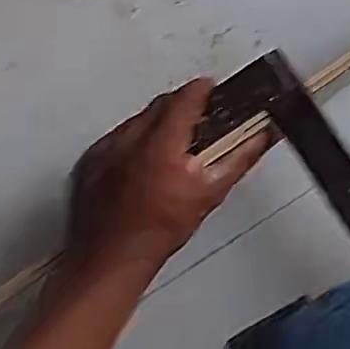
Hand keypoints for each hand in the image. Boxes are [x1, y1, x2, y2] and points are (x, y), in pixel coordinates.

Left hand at [65, 78, 272, 270]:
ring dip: (158, 121)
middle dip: (182, 104)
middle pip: (161, 104)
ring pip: (138, 118)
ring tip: (173, 141)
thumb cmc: (159, 231)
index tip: (212, 87)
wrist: (111, 262)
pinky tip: (145, 159)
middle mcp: (129, 141)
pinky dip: (134, 138)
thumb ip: (240, 158)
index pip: (185, 98)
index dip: (203, 89)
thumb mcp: (211, 192)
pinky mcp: (88, 163)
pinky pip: (117, 136)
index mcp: (161, 145)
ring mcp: (105, 151)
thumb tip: (261, 138)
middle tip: (199, 116)